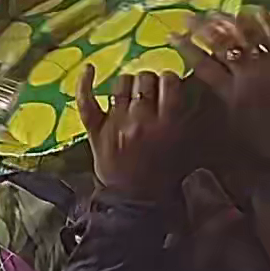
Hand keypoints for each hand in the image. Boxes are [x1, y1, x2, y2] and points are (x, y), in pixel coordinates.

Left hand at [77, 65, 189, 200]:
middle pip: (145, 78)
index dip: (169, 79)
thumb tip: (182, 88)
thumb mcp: (184, 144)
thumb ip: (184, 116)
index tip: (169, 86)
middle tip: (151, 93)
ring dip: (129, 84)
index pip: (169, 80)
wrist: (135, 201)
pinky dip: (85, 82)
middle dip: (150, 81)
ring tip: (132, 93)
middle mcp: (142, 119)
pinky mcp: (95, 130)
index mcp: (168, 122)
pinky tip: (89, 68)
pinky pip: (87, 101)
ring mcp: (116, 123)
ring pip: (121, 83)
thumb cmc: (164, 173)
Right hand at [173, 10, 269, 161]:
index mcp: (229, 91)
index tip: (172, 35)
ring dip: (227, 21)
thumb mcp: (235, 128)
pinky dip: (263, 22)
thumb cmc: (267, 139)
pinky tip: (254, 10)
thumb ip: (219, 107)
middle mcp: (244, 72)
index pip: (202, 64)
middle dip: (200, 28)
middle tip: (188, 17)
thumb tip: (204, 96)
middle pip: (219, 44)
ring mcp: (265, 63)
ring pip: (243, 35)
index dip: (185, 48)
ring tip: (214, 12)